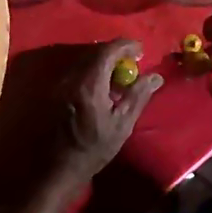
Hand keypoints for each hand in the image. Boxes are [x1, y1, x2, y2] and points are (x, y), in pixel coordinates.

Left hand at [47, 39, 162, 182]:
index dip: (125, 46)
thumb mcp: (122, 124)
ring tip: (118, 75)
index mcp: (89, 84)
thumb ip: (138, 96)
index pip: (107, 51)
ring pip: (84, 61)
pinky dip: (92, 71)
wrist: (60, 166)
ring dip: (102, 62)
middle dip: (115, 52)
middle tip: (132, 62)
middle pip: (94, 53)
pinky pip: (76, 71)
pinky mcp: (55, 92)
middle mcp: (71, 78)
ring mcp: (60, 84)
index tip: (141, 50)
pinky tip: (101, 87)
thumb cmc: (95, 148)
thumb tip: (155, 76)